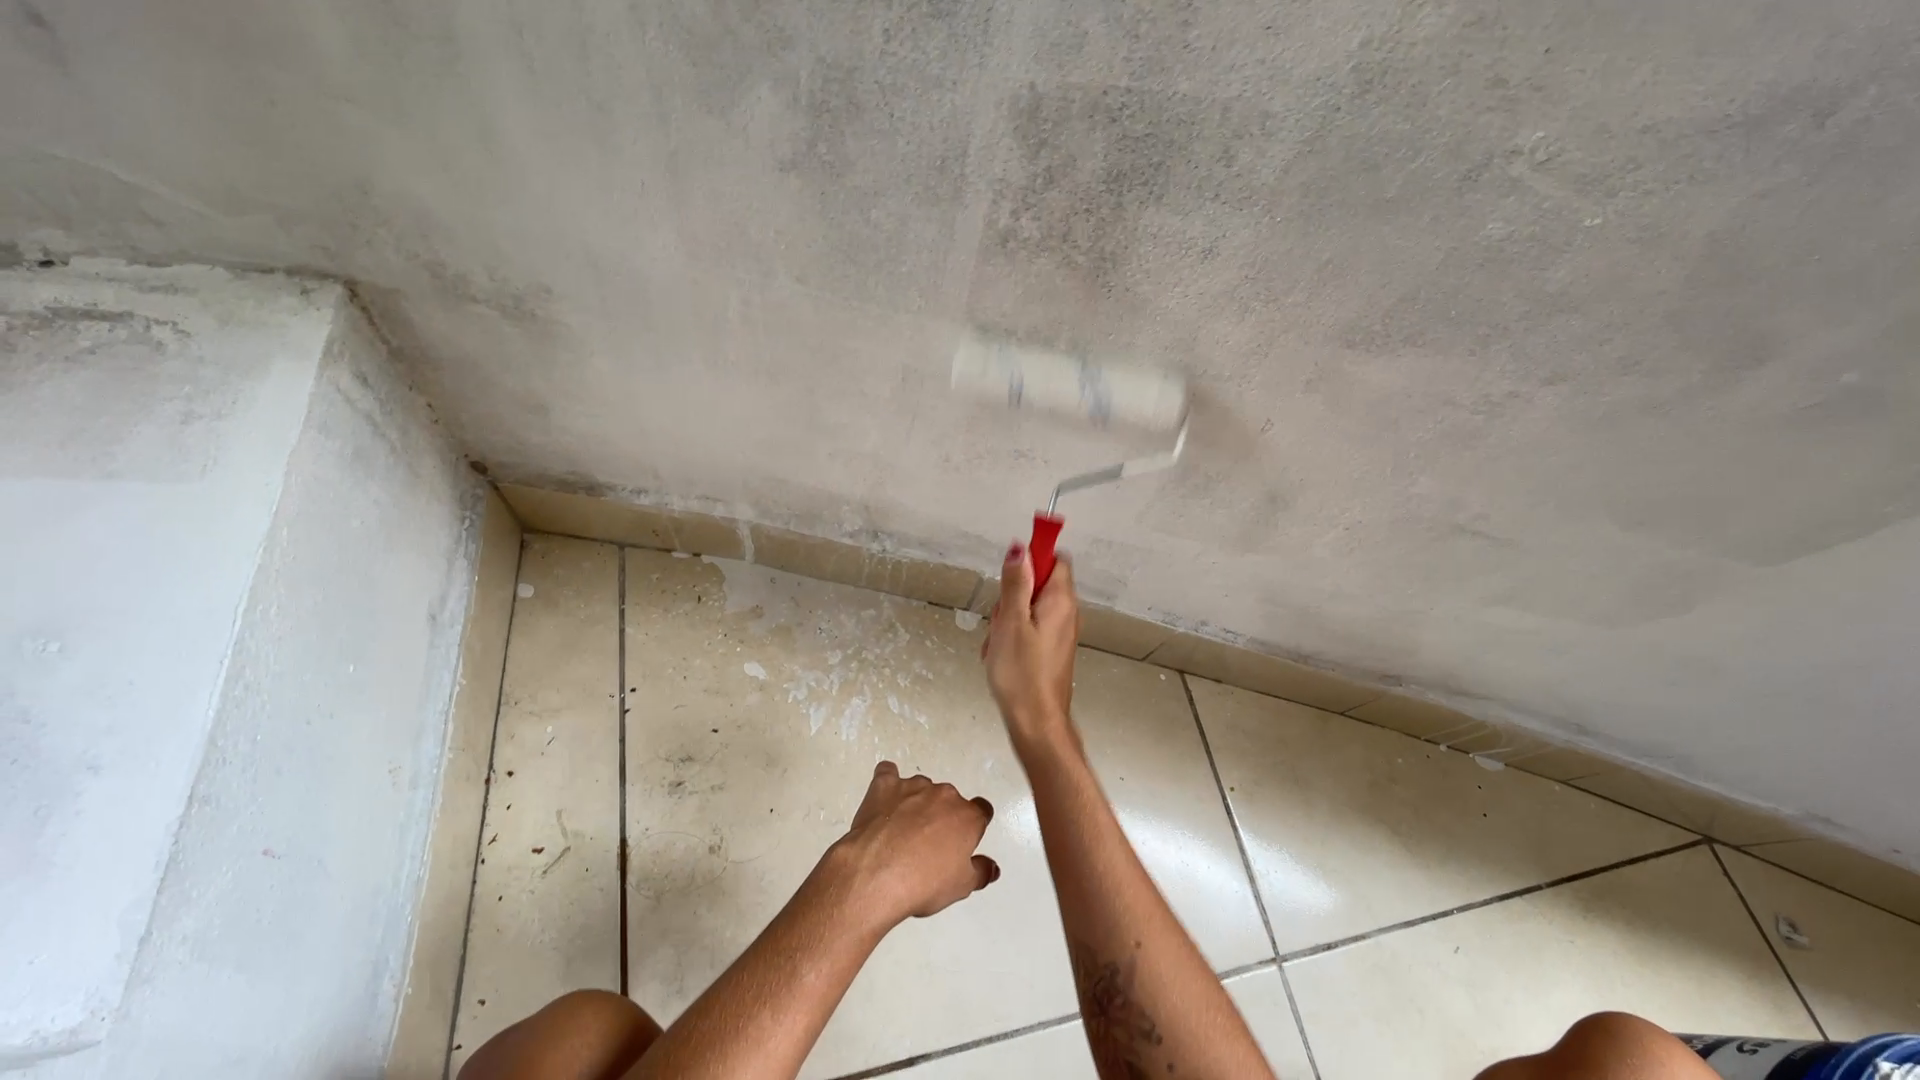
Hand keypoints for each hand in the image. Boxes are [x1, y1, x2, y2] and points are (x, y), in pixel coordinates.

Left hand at [828, 761, 998, 925]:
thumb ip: (981, 872)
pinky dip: (888, 783)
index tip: (962, 840)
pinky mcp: (884, 785)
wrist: (876, 875)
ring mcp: (913, 786)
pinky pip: (888, 773)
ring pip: (921, 789)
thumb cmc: (924, 884)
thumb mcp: (961, 887)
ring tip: (900, 831)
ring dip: (916, 803)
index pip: (982, 810)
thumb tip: (992, 867)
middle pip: (949, 800)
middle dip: (941, 817)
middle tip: (927, 844)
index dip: (972, 825)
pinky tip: (884, 798)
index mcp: (968, 817)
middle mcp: (944, 795)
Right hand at [982, 542, 1079, 746]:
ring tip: (999, 642)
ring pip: (1028, 608)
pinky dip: (1012, 637)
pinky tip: (1001, 655)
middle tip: (1001, 619)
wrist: (1035, 722)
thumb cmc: (1021, 672)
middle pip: (1038, 583)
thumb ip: (1015, 582)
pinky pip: (1029, 629)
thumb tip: (1021, 548)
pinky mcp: (1051, 650)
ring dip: (1007, 619)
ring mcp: (1060, 632)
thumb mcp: (1010, 621)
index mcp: (1061, 600)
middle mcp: (1067, 612)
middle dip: (1012, 595)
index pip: (1055, 559)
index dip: (1032, 558)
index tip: (1010, 576)